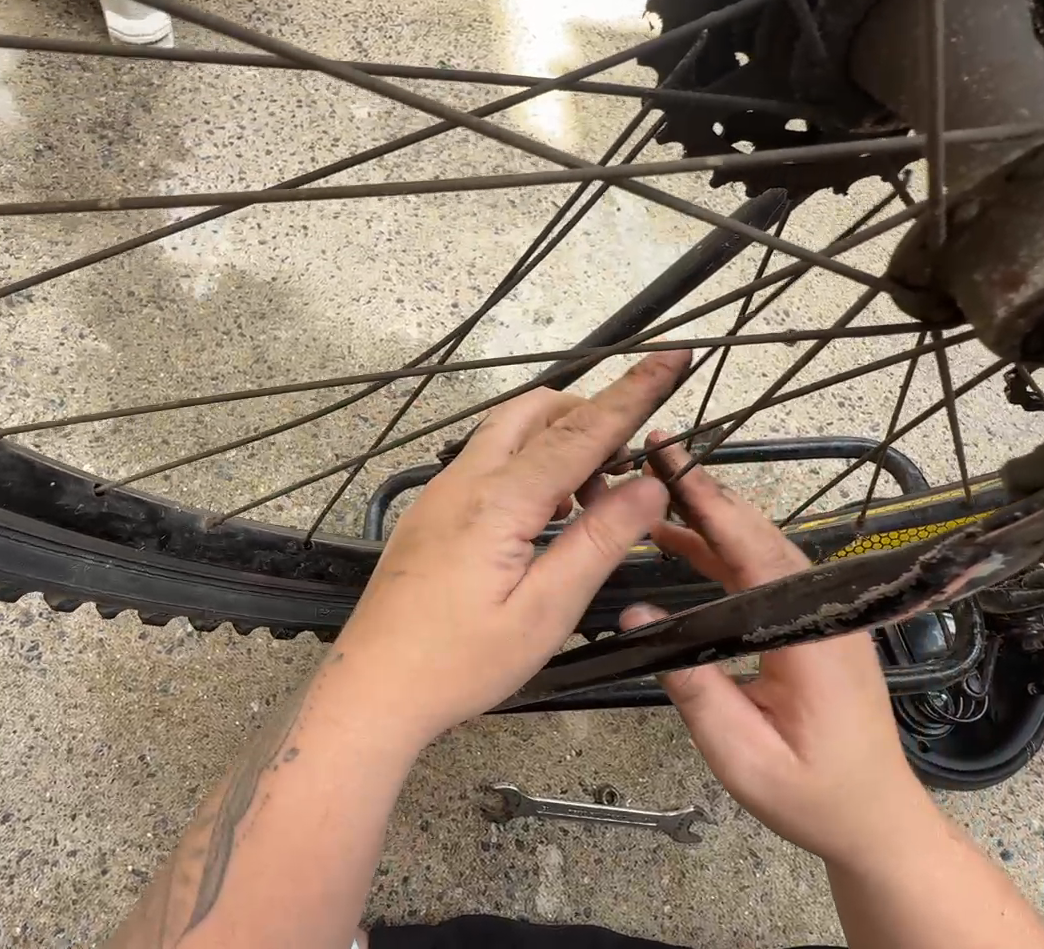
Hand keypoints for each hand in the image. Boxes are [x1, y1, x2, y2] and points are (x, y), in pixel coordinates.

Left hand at [331, 351, 690, 746]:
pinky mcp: (431, 510)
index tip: (671, 356)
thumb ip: (597, 542)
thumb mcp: (544, 611)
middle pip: (534, 410)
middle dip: (588, 413)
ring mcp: (441, 492)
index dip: (633, 393)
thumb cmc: (460, 661)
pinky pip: (487, 462)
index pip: (580, 431)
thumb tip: (647, 485)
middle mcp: (465, 480)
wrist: (372, 686)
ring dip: (556, 442)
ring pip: (507, 432)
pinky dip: (527, 465)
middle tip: (624, 461)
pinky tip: (543, 516)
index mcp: (499, 500)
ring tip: (588, 500)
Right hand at [620, 437, 935, 870]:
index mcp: (812, 636)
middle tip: (656, 455)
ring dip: (711, 514)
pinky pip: (761, 569)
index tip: (672, 464)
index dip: (711, 506)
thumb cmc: (811, 795)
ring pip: (760, 546)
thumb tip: (638, 618)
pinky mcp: (810, 621)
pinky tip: (681, 541)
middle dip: (706, 492)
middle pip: (759, 535)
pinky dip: (720, 547)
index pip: (755, 553)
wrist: (874, 819)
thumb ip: (694, 689)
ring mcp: (820, 613)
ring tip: (657, 488)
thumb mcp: (743, 755)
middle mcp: (822, 610)